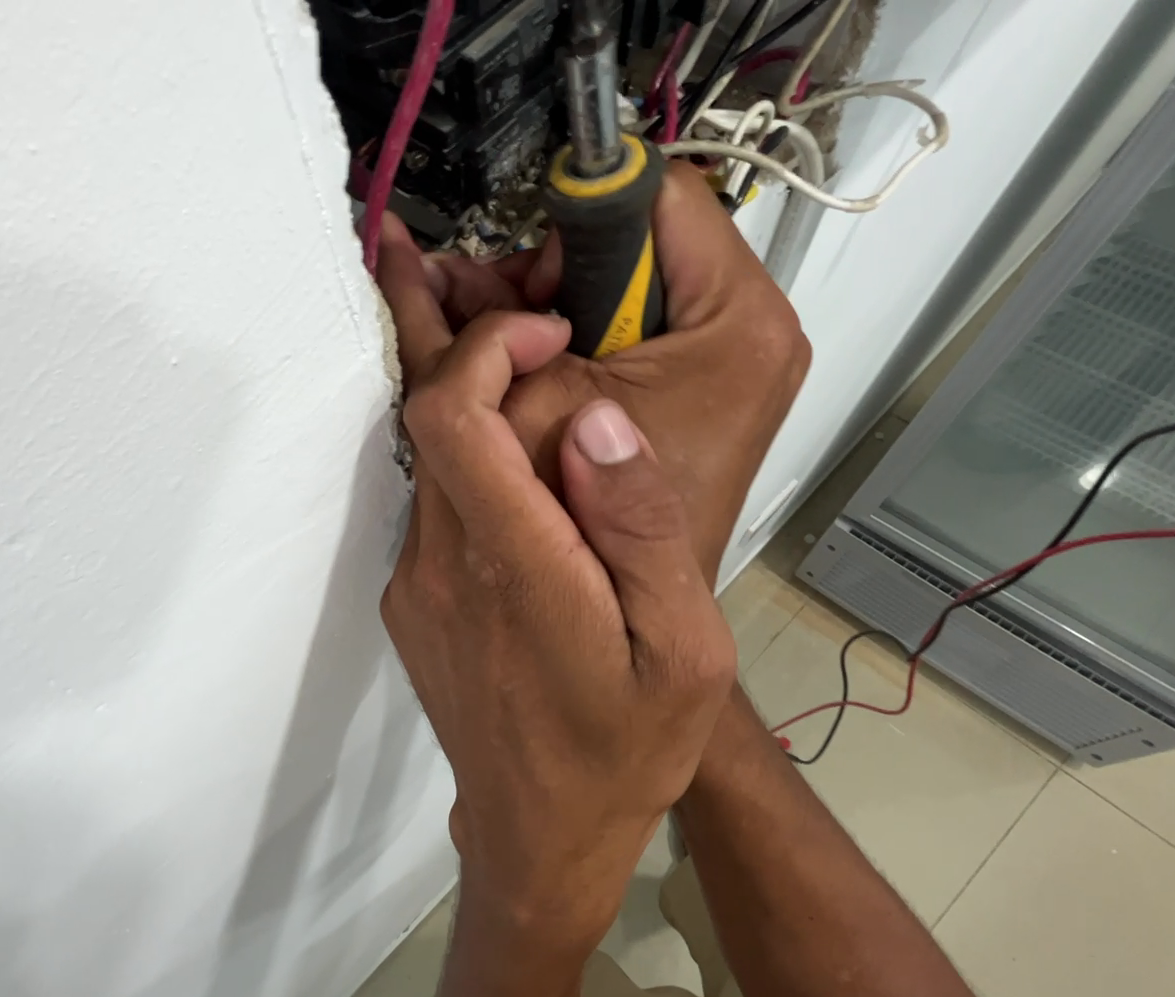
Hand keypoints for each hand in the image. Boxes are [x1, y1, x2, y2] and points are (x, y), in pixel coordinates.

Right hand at [378, 163, 809, 581]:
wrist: (636, 623)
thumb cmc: (603, 529)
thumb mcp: (536, 406)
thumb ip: (488, 330)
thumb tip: (435, 270)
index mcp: (737, 320)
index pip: (663, 195)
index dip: (578, 215)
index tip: (525, 273)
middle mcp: (739, 329)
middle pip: (631, 240)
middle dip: (544, 271)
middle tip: (487, 308)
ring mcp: (712, 359)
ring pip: (610, 289)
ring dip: (536, 306)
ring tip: (470, 327)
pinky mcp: (681, 387)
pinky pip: (613, 334)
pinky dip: (554, 339)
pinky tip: (498, 350)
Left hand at [380, 310, 738, 946]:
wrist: (540, 829)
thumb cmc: (624, 747)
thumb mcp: (682, 648)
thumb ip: (642, 527)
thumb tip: (600, 421)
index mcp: (512, 564)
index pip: (450, 417)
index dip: (484, 348)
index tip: (550, 335)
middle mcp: (441, 564)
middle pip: (423, 420)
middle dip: (461, 344)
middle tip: (511, 305)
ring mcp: (414, 583)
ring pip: (425, 459)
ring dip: (469, 403)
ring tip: (527, 373)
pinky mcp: (409, 601)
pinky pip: (430, 505)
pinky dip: (467, 463)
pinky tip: (520, 472)